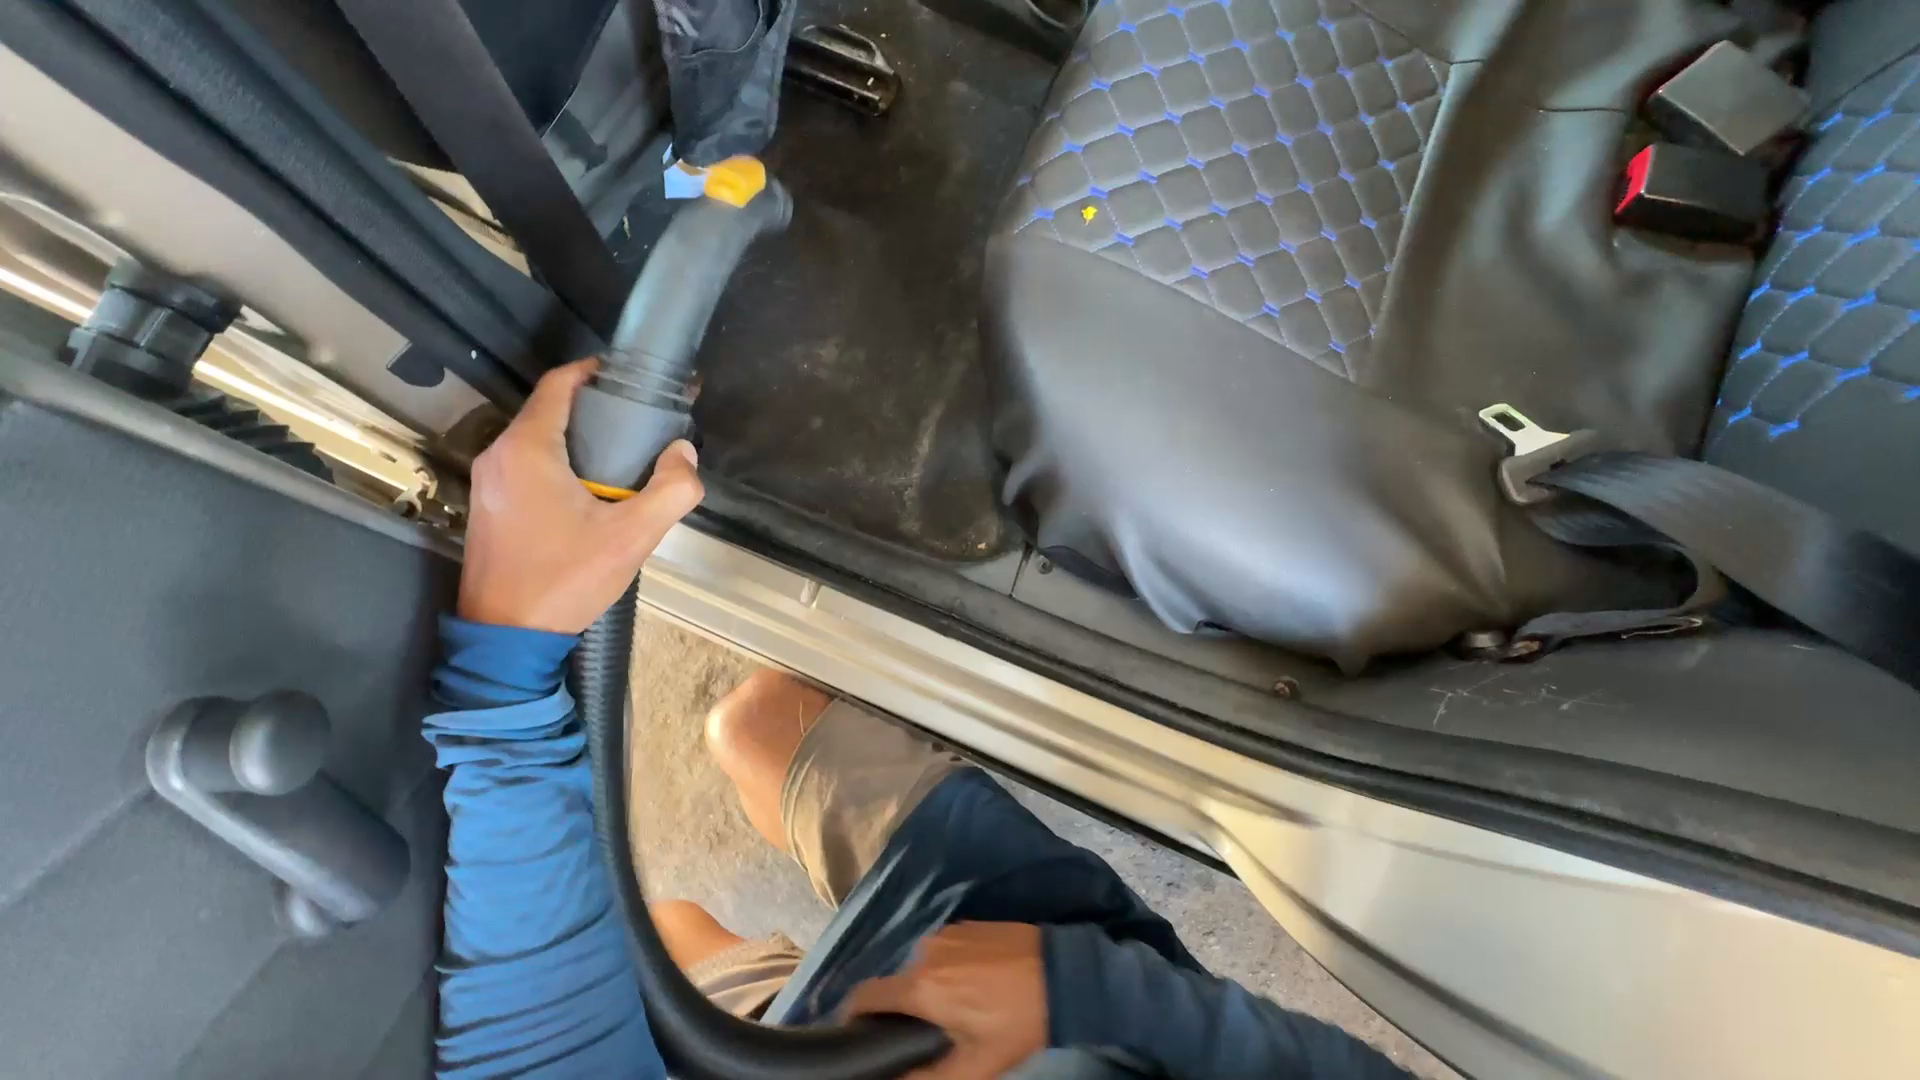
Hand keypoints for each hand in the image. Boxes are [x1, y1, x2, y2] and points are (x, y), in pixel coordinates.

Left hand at [457, 357, 703, 633]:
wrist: (506, 637)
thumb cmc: (566, 579)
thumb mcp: (632, 537)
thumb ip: (670, 491)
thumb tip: (684, 454)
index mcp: (528, 449)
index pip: (560, 385)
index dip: (596, 372)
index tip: (633, 377)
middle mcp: (500, 455)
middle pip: (551, 411)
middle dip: (598, 410)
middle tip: (644, 422)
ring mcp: (489, 483)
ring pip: (540, 440)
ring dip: (582, 440)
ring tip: (628, 457)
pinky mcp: (491, 507)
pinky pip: (529, 466)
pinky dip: (563, 463)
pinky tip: (594, 490)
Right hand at [843, 922, 1047, 1078]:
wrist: (1062, 974)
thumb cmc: (1016, 1024)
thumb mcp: (975, 1066)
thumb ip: (927, 1079)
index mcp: (920, 988)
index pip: (865, 995)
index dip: (853, 1014)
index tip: (857, 1031)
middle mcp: (924, 952)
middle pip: (897, 983)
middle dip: (905, 1008)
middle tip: (929, 1030)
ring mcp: (947, 933)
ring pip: (923, 965)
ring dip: (931, 986)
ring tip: (960, 1007)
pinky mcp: (968, 923)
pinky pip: (945, 949)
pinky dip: (950, 966)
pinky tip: (976, 983)